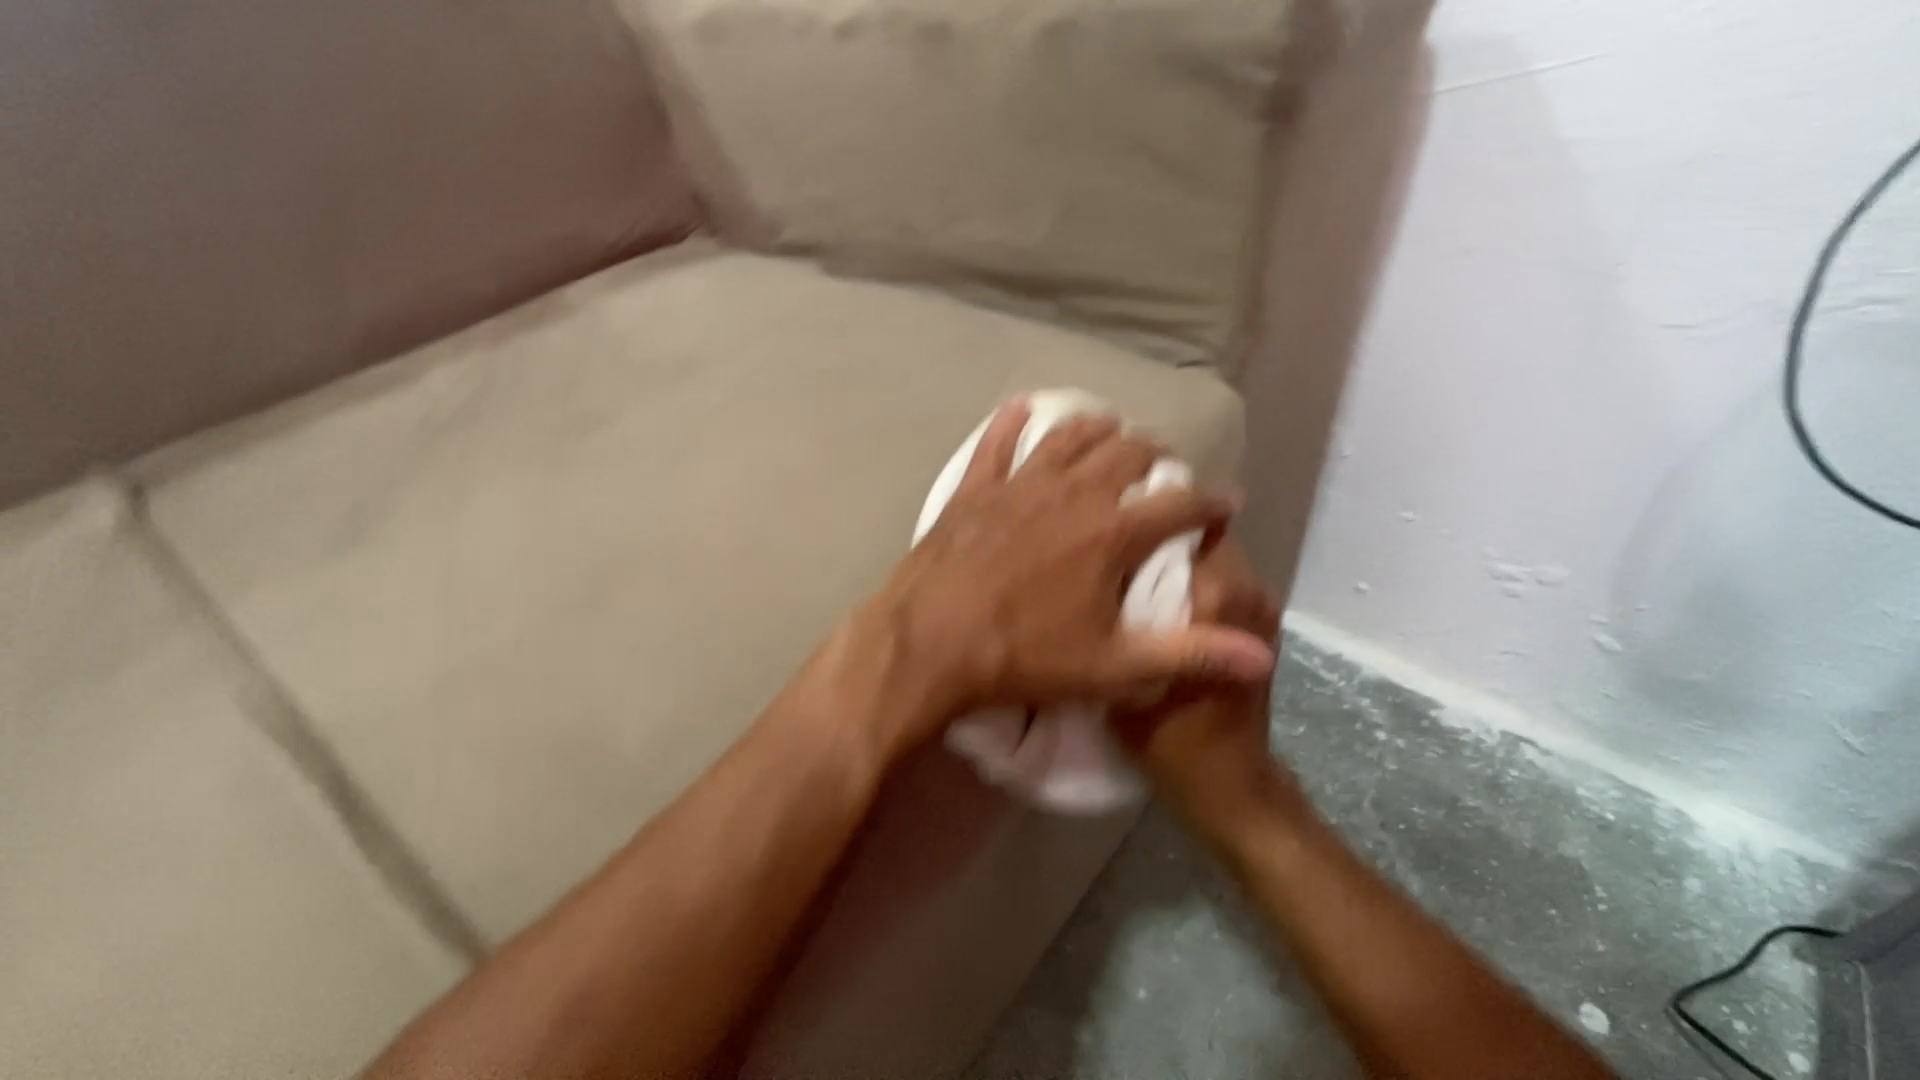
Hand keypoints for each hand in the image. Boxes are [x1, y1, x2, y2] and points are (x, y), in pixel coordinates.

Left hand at [869, 399, 1275, 739]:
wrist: (929, 646)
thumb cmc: (1024, 658)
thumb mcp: (1113, 667)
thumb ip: (1190, 654)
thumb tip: (1264, 656)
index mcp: (1113, 534)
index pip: (1181, 505)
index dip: (1212, 502)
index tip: (1228, 504)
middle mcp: (1073, 493)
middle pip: (1129, 455)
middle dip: (1157, 458)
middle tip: (1165, 470)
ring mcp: (1020, 485)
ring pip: (1070, 436)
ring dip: (1099, 431)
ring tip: (1114, 432)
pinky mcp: (975, 489)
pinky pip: (997, 440)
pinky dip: (1014, 421)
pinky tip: (1024, 408)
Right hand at [1112, 537, 1306, 822]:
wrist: (1225, 781)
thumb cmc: (1166, 734)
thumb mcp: (1121, 674)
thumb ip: (1115, 615)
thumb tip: (1095, 567)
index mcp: (1215, 596)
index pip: (1177, 525)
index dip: (1138, 522)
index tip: (1104, 530)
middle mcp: (1247, 589)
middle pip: (1197, 535)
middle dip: (1157, 537)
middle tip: (1113, 552)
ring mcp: (1262, 604)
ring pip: (1213, 554)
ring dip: (1177, 558)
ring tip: (1133, 573)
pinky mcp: (1264, 620)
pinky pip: (1225, 577)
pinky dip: (1196, 579)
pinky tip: (1162, 599)